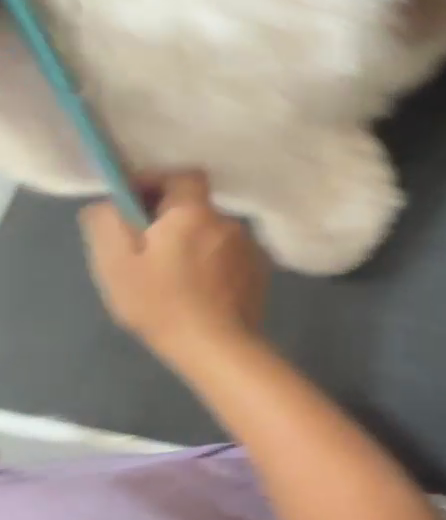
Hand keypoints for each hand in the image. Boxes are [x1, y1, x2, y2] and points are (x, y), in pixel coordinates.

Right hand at [79, 171, 267, 365]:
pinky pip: (227, 252)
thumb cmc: (161, 300)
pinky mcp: (261, 271)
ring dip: (189, 239)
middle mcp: (233, 226)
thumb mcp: (114, 257)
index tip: (133, 200)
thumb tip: (117, 203)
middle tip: (141, 243)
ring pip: (212, 231)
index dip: (157, 181)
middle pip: (197, 207)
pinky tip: (194, 283)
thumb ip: (109, 219)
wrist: (216, 343)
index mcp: (198, 215)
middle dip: (167, 216)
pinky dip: (209, 258)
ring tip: (166, 269)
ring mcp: (252, 249)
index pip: (186, 176)